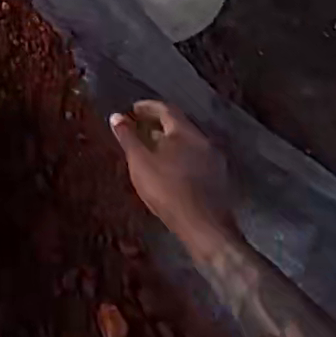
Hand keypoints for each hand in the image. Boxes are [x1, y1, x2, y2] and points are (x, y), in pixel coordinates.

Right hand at [110, 100, 238, 254]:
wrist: (205, 229)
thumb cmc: (168, 190)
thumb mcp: (140, 162)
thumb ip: (128, 137)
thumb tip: (116, 116)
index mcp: (185, 131)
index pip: (165, 108)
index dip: (147, 107)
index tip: (132, 111)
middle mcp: (203, 140)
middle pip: (179, 123)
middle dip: (158, 123)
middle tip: (140, 128)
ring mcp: (215, 160)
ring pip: (189, 142)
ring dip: (170, 141)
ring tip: (152, 149)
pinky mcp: (219, 179)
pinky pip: (196, 157)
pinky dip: (181, 155)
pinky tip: (170, 168)